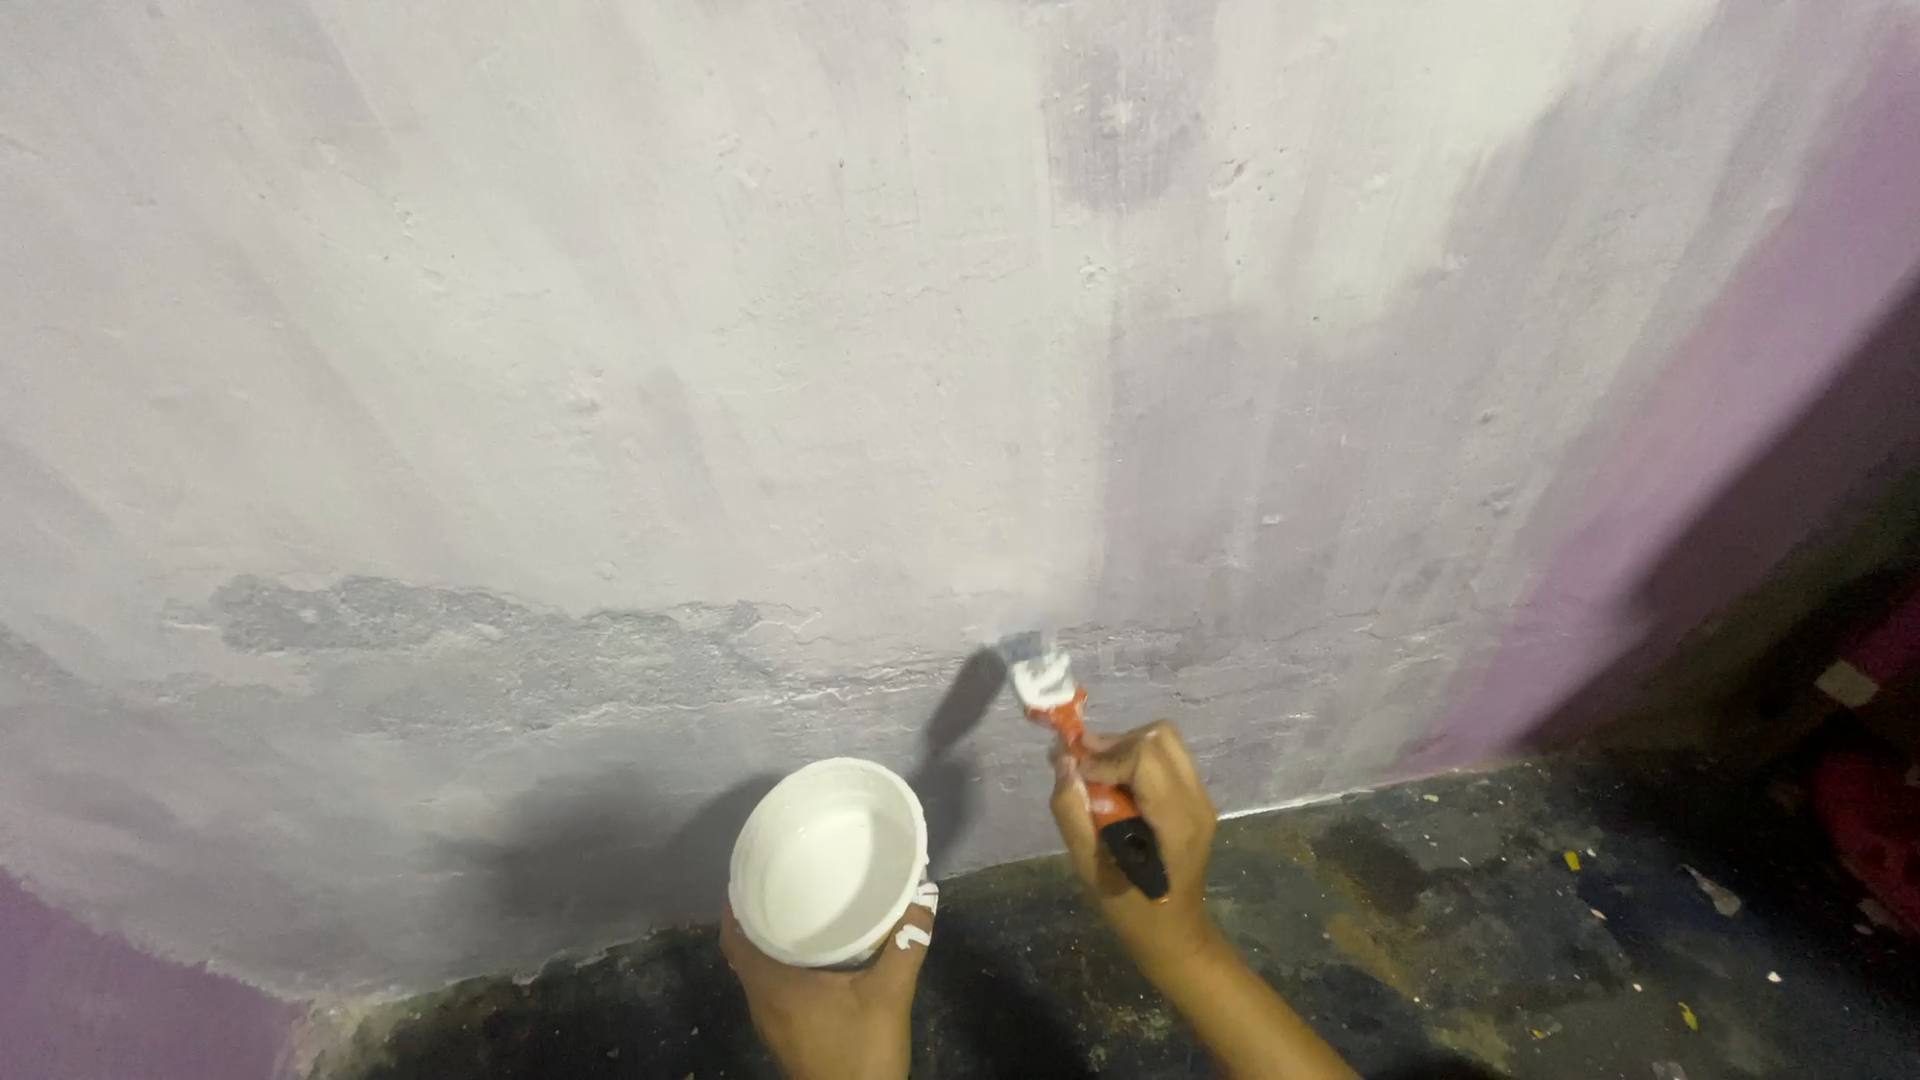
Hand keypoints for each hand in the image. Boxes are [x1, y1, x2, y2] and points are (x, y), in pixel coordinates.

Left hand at [719, 887, 936, 1079]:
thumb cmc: (862, 1053)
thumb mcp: (889, 994)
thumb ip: (906, 942)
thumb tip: (925, 892)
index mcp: (772, 986)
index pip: (734, 939)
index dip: (735, 904)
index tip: (751, 872)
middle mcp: (762, 1002)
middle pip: (744, 950)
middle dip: (756, 913)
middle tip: (780, 876)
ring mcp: (773, 1022)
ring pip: (758, 969)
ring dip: (769, 938)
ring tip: (796, 902)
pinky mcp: (787, 1034)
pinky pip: (772, 985)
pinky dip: (781, 961)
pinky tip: (814, 949)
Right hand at [1050, 720, 1220, 975]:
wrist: (1174, 934)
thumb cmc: (1129, 907)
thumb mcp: (1088, 866)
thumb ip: (1072, 810)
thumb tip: (1063, 760)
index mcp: (1175, 818)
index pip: (1143, 755)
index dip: (1105, 757)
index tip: (1078, 775)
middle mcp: (1195, 800)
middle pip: (1158, 736)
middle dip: (1115, 744)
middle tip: (1084, 766)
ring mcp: (1200, 798)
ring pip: (1164, 740)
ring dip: (1126, 748)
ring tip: (1098, 773)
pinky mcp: (1195, 799)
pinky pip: (1166, 758)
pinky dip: (1136, 759)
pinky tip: (1116, 786)